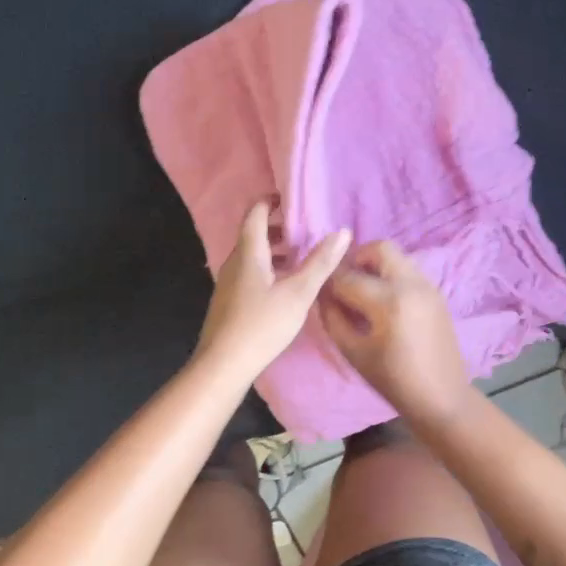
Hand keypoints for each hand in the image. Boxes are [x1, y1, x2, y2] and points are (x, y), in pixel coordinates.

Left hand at [196, 200, 350, 378]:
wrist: (223, 364)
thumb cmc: (262, 324)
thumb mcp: (298, 293)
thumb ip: (320, 262)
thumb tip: (342, 231)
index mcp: (249, 252)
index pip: (255, 212)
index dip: (271, 201)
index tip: (293, 201)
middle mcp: (234, 262)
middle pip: (254, 234)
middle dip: (279, 228)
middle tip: (305, 232)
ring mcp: (228, 283)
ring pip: (252, 256)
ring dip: (275, 252)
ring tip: (300, 260)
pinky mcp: (228, 302)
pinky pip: (249, 274)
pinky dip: (268, 270)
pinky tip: (284, 288)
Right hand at [320, 241, 471, 421]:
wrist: (441, 397)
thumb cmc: (392, 380)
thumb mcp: (353, 351)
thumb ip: (333, 317)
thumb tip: (322, 293)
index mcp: (390, 301)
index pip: (348, 276)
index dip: (328, 281)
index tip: (317, 289)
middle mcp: (412, 284)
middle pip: (379, 248)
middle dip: (355, 260)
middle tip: (343, 283)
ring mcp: (428, 286)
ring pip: (396, 257)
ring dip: (374, 267)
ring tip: (360, 294)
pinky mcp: (436, 293)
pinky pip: (407, 271)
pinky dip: (389, 276)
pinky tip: (380, 303)